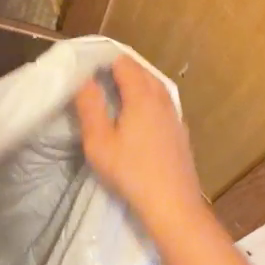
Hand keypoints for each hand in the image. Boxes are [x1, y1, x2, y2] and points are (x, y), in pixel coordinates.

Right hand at [74, 55, 203, 223]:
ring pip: (156, 87)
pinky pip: (163, 104)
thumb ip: (90, 107)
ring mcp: (175, 116)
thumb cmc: (130, 172)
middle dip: (122, 69)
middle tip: (99, 78)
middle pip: (143, 72)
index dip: (106, 60)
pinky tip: (140, 116)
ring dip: (137, 84)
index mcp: (142, 96)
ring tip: (117, 93)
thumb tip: (84, 80)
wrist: (172, 203)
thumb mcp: (99, 142)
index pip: (125, 63)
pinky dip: (149, 100)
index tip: (88, 67)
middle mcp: (162, 99)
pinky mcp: (180, 132)